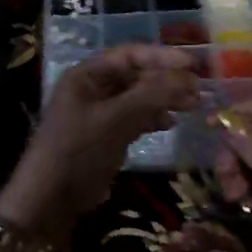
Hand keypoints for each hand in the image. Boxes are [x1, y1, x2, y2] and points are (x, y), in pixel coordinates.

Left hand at [0, 45, 200, 239]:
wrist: (51, 196)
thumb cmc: (78, 149)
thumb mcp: (116, 119)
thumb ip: (151, 95)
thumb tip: (189, 77)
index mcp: (85, 75)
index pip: (128, 54)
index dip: (162, 56)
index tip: (195, 64)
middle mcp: (91, 89)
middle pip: (134, 75)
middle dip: (166, 79)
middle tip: (200, 88)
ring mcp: (97, 113)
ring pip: (137, 98)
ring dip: (163, 99)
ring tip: (192, 106)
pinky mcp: (105, 135)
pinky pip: (133, 118)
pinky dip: (152, 118)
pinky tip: (170, 124)